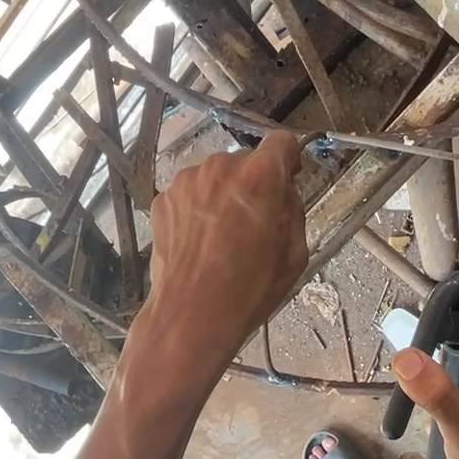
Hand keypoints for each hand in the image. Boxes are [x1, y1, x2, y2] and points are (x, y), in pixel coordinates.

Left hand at [133, 132, 308, 376]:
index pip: (282, 142)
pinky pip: (191, 194)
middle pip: (246, 162)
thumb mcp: (295, 254)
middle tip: (254, 224)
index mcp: (260, 177)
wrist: (192, 316)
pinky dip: (198, 210)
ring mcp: (187, 181)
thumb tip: (283, 191)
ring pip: (215, 178)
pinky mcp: (164, 199)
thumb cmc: (249, 290)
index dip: (288, 160)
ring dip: (223, 196)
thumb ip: (293, 210)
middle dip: (253, 185)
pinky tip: (201, 243)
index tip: (288, 178)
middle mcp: (220, 167)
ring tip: (223, 238)